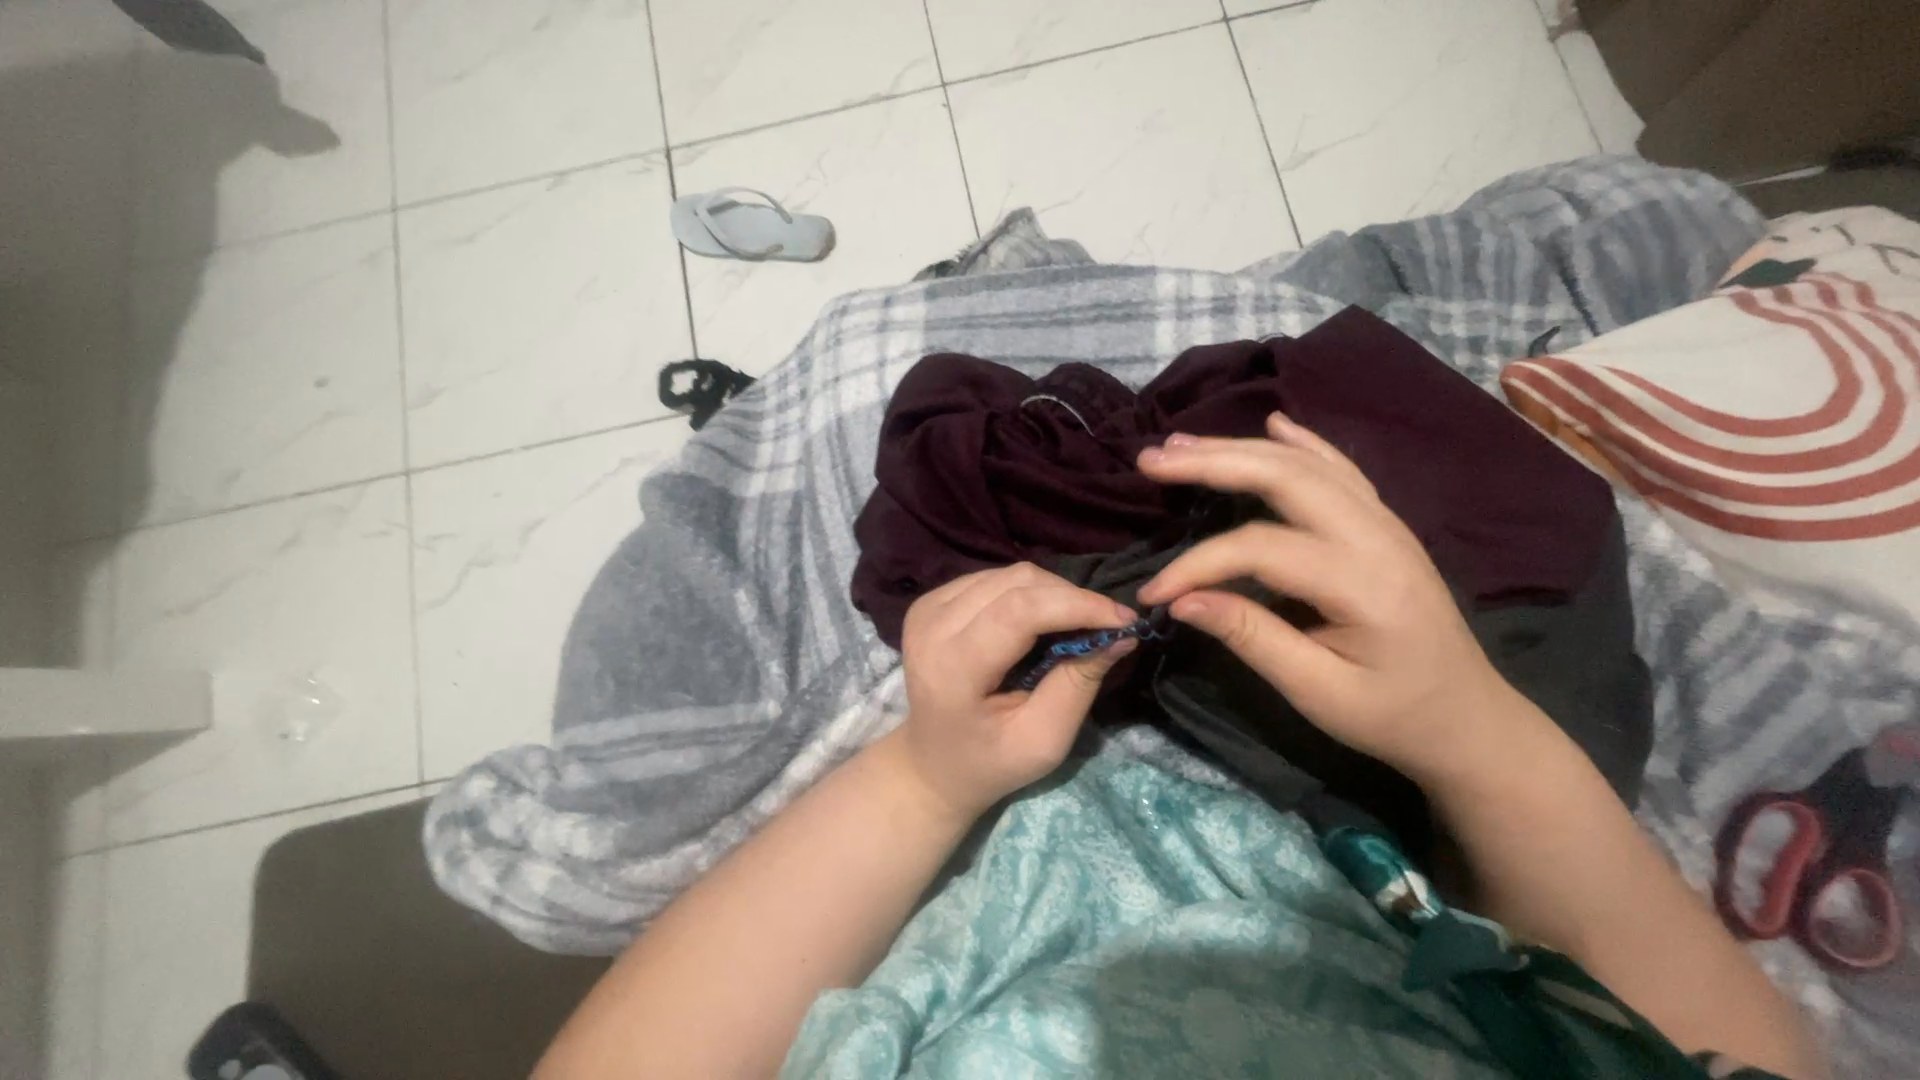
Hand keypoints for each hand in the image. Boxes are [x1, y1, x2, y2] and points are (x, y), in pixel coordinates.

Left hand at [898, 564, 1138, 818]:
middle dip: (1071, 598)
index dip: (1078, 605)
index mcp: (953, 668)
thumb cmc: (990, 762)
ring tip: (1074, 626)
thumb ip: (1078, 684)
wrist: (931, 765)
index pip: (1020, 611)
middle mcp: (931, 627)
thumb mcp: (1043, 740)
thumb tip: (1121, 635)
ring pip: (1008, 575)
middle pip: (1017, 583)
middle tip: (1104, 627)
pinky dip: (1027, 594)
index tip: (1124, 619)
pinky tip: (1038, 623)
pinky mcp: (930, 602)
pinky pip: (992, 579)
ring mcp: (926, 610)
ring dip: (1051, 593)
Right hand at [1135, 413, 1531, 785]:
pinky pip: (1340, 469)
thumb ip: (1251, 638)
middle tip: (1149, 461)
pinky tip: (1273, 423)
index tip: (1152, 594)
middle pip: (1284, 477)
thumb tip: (1181, 601)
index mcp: (1362, 582)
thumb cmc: (1391, 714)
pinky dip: (1302, 443)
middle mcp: (1377, 535)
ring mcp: (1385, 523)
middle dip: (1212, 462)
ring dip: (1240, 448)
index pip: (1259, 548)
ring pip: (1305, 464)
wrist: (1468, 717)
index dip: (1197, 564)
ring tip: (1180, 445)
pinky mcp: (1384, 525)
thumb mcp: (1318, 692)